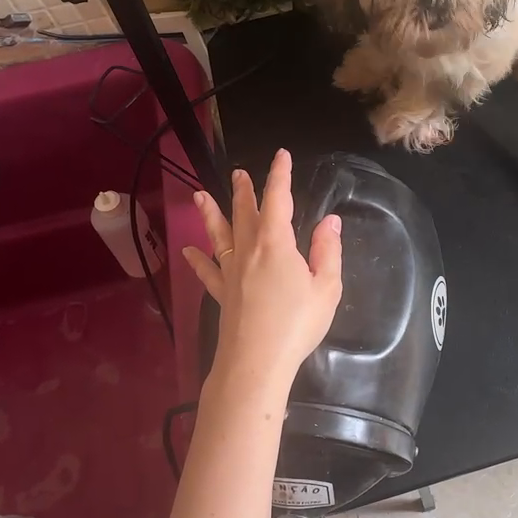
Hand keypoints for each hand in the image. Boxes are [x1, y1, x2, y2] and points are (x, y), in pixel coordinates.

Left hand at [181, 150, 342, 388]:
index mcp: (276, 243)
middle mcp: (248, 251)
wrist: (256, 361)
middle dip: (244, 191)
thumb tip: (329, 222)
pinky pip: (207, 270)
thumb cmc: (296, 324)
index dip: (279, 176)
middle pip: (244, 213)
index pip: (277, 200)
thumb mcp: (325, 287)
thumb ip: (327, 252)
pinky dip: (197, 258)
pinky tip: (188, 250)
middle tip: (238, 172)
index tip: (281, 156)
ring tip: (199, 196)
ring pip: (219, 235)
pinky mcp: (221, 293)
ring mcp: (230, 272)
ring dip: (211, 214)